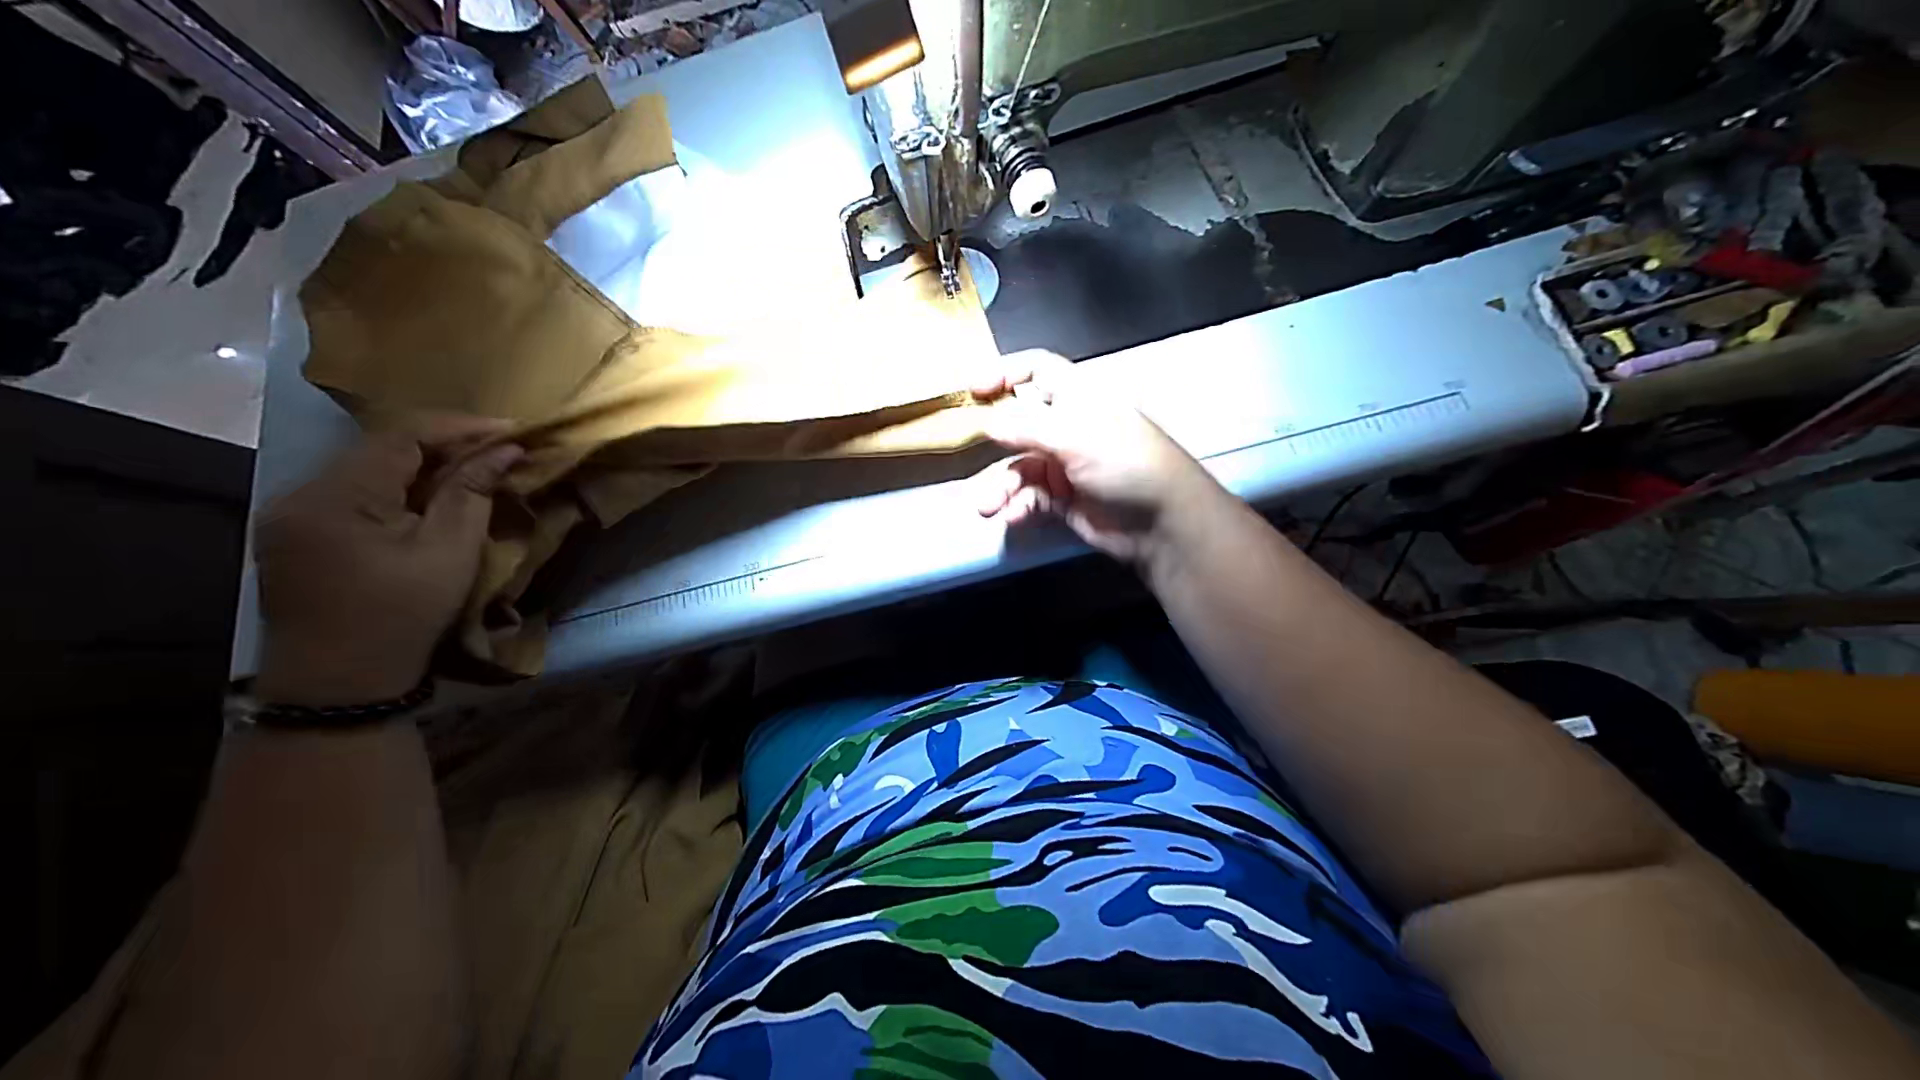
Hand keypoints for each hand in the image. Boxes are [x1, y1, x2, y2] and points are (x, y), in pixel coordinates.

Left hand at [254, 420, 522, 706]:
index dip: (461, 427)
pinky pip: (352, 492)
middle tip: (498, 448)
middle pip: (380, 448)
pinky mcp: (293, 533)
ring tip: (472, 469)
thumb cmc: (402, 617)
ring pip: (366, 468)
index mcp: (336, 497)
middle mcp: (300, 493)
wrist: (339, 686)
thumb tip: (505, 449)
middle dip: (444, 443)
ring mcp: (289, 513)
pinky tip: (428, 498)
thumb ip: (473, 492)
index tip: (512, 430)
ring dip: (421, 465)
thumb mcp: (450, 553)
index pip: (402, 435)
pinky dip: (396, 487)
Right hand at [972, 350, 1227, 567]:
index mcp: (1078, 398)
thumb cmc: (1126, 464)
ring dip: (1000, 486)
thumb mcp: (1077, 436)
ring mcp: (1064, 464)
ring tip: (986, 506)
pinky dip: (1017, 506)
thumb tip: (988, 423)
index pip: (1037, 371)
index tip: (973, 389)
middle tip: (964, 451)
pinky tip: (1012, 516)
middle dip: (993, 440)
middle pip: (1018, 422)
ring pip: (1018, 467)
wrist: (1162, 524)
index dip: (1005, 373)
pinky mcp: (1063, 498)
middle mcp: (1068, 426)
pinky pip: (1028, 497)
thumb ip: (1028, 426)